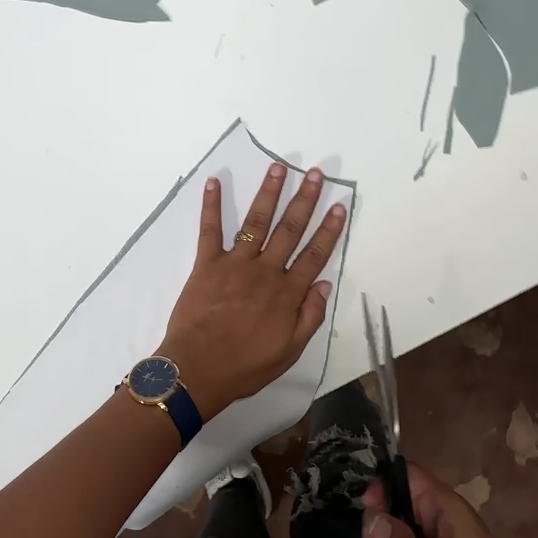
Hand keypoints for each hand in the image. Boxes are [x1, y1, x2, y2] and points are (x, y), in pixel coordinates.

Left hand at [158, 163, 347, 419]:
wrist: (198, 369)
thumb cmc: (245, 366)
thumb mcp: (289, 351)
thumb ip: (310, 317)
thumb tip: (326, 284)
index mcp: (287, 294)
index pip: (314, 255)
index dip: (329, 230)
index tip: (339, 206)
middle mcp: (266, 272)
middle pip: (289, 230)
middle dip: (304, 200)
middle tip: (314, 172)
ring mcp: (236, 264)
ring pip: (256, 222)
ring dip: (268, 193)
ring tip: (278, 167)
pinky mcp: (207, 264)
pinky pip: (210, 230)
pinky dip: (212, 205)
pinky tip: (214, 181)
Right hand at [361, 462, 533, 537]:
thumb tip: (366, 520)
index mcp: (446, 504)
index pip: (408, 474)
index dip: (383, 483)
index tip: (365, 508)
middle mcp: (444, 512)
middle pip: (404, 495)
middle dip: (381, 508)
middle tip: (362, 533)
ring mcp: (445, 535)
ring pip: (408, 519)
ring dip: (389, 529)